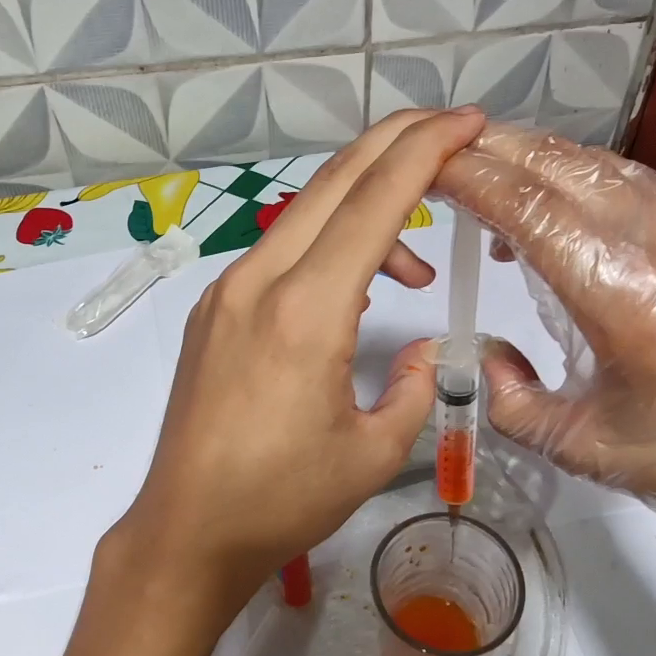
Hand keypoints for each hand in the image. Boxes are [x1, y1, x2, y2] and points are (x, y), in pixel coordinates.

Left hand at [104, 109, 487, 606]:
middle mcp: (258, 282)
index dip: (426, 152)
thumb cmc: (284, 500)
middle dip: (396, 144)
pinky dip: (325, 247)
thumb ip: (414, 387)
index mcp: (306, 310)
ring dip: (364, 212)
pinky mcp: (211, 313)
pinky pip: (278, 254)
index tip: (468, 123)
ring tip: (413, 265)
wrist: (187, 531)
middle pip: (332, 183)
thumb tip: (421, 352)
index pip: (374, 202)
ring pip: (303, 216)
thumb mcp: (375, 452)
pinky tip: (351, 291)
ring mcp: (226, 293)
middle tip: (449, 135)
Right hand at [433, 126, 655, 610]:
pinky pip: (649, 188)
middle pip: (560, 165)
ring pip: (605, 167)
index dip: (468, 178)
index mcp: (617, 286)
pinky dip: (596, 187)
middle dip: (497, 152)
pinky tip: (581, 218)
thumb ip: (513, 399)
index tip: (427, 167)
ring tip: (503, 186)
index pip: (524, 205)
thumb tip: (488, 358)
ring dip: (545, 165)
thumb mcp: (581, 445)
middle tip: (449, 157)